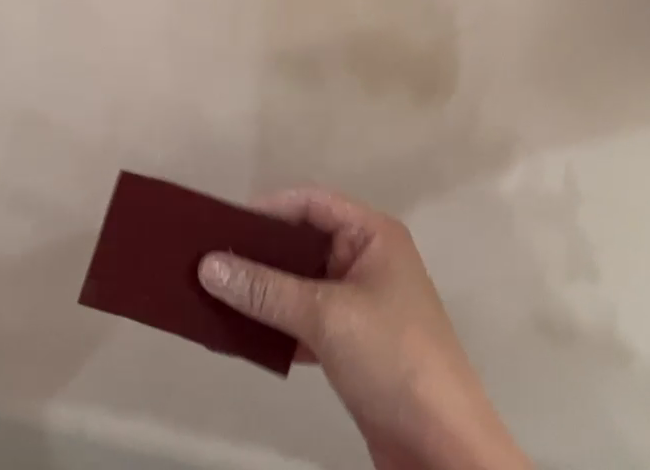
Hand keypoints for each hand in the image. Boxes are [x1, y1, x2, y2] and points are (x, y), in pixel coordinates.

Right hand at [198, 189, 529, 469]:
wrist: (443, 446)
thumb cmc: (392, 357)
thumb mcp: (325, 316)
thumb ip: (264, 289)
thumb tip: (206, 264)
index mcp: (373, 236)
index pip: (310, 203)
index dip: (266, 210)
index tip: (220, 226)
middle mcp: (366, 260)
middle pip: (301, 243)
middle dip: (256, 254)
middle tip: (206, 261)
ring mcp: (359, 304)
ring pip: (298, 284)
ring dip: (261, 292)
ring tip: (211, 295)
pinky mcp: (351, 343)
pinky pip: (301, 321)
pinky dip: (273, 326)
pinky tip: (238, 335)